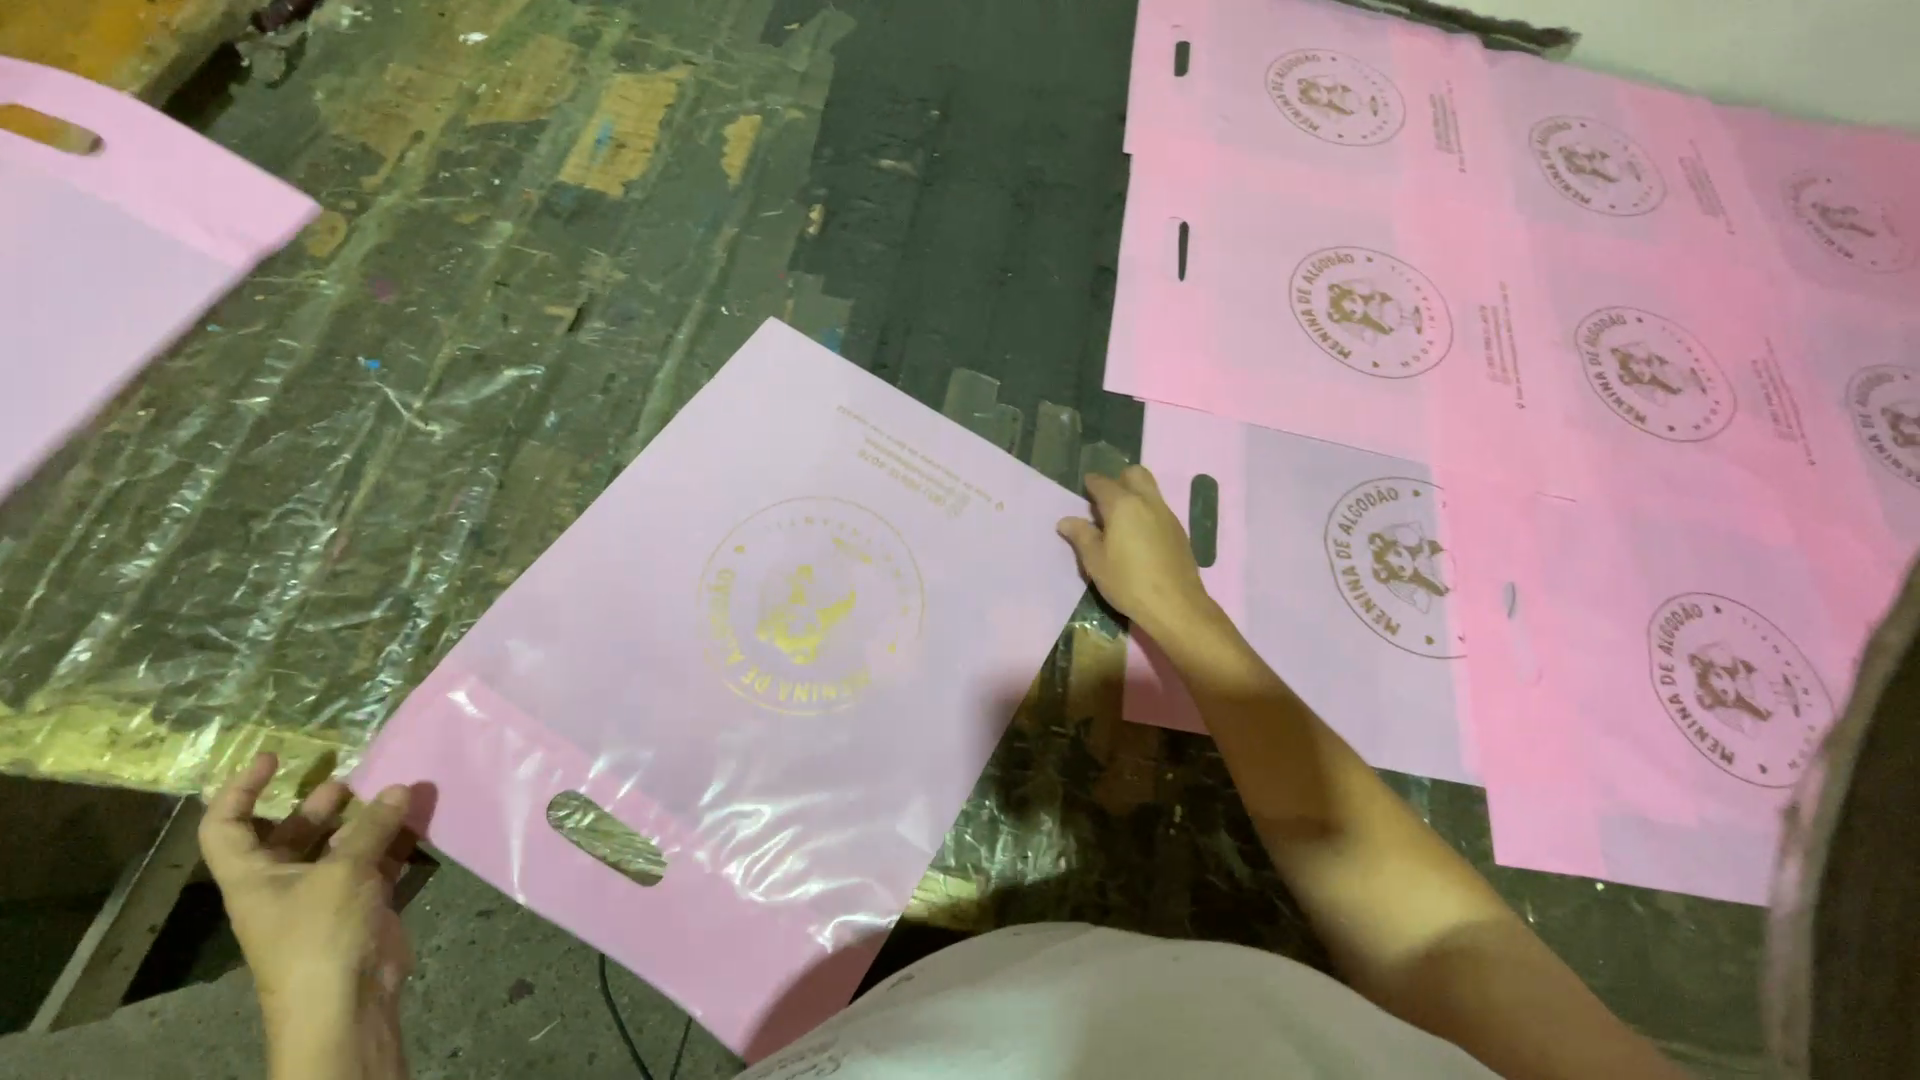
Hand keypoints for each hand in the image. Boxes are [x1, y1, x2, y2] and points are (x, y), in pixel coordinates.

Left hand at [199, 753, 415, 1079]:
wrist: (345, 999)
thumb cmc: (320, 934)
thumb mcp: (343, 872)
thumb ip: (372, 827)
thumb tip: (399, 787)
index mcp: (253, 876)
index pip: (227, 826)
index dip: (241, 789)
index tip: (273, 758)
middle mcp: (283, 881)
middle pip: (291, 831)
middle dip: (319, 801)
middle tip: (354, 774)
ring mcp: (325, 894)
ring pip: (342, 844)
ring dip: (367, 818)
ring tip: (396, 791)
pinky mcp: (362, 904)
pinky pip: (377, 861)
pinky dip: (395, 840)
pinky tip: (418, 820)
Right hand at [1057, 466, 1220, 638]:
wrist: (1175, 605)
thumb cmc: (1128, 582)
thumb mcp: (1095, 562)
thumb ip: (1081, 536)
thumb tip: (1066, 521)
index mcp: (1123, 505)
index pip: (1103, 483)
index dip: (1091, 484)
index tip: (1084, 489)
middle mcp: (1148, 502)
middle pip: (1135, 474)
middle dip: (1119, 480)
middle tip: (1105, 503)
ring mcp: (1167, 516)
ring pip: (1150, 491)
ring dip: (1135, 496)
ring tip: (1120, 522)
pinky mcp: (1179, 532)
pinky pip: (1160, 510)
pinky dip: (1147, 513)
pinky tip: (1139, 538)